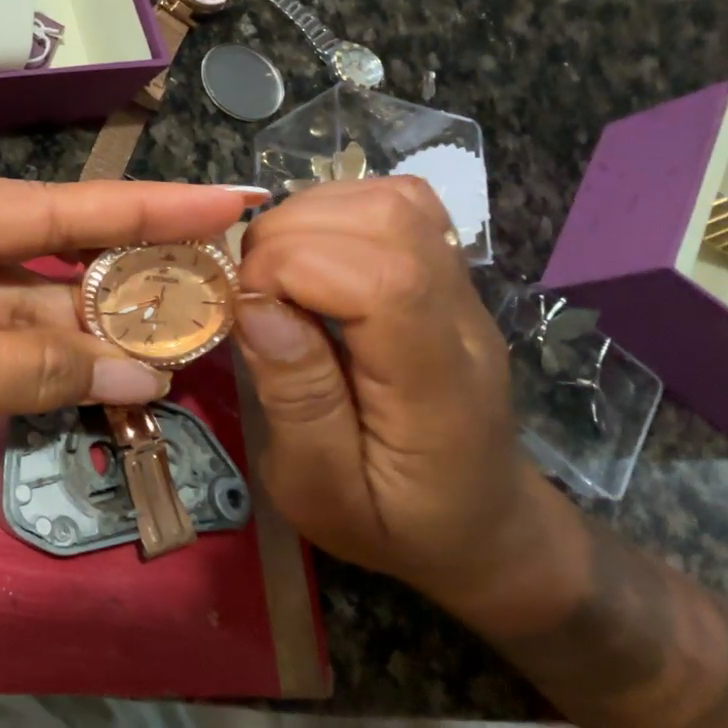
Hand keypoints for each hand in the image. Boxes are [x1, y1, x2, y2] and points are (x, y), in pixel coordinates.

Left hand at [0, 174, 263, 485]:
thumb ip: (36, 370)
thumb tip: (144, 373)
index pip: (46, 207)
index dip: (143, 205)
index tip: (226, 199)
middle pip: (39, 245)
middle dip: (122, 266)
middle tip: (219, 271)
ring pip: (20, 295)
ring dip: (86, 321)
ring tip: (184, 330)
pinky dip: (42, 351)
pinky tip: (106, 363)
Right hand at [233, 177, 546, 607]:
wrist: (483, 528)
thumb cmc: (394, 521)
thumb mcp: (322, 492)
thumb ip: (295, 402)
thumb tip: (255, 305)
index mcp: (435, 386)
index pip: (383, 280)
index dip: (293, 267)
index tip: (244, 304)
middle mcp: (459, 320)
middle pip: (387, 220)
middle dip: (288, 236)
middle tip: (250, 288)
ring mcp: (459, 291)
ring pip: (390, 199)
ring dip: (306, 217)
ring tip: (272, 271)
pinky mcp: (444, 276)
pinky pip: (395, 205)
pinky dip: (331, 211)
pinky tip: (304, 256)